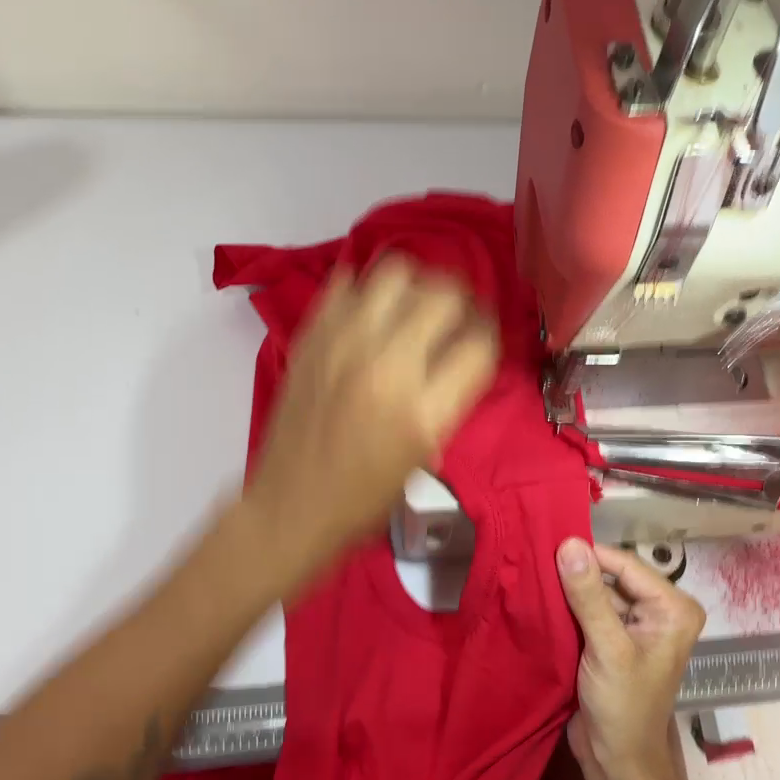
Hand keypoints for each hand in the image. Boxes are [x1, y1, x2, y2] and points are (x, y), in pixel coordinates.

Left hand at [247, 255, 498, 582]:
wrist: (291, 506)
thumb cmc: (363, 499)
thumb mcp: (422, 460)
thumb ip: (446, 405)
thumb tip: (457, 364)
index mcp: (422, 411)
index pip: (479, 345)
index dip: (489, 337)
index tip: (482, 341)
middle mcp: (387, 366)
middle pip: (443, 296)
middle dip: (461, 303)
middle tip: (454, 318)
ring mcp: (343, 344)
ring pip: (396, 274)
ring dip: (414, 286)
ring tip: (413, 306)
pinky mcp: (311, 337)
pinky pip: (346, 284)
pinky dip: (366, 291)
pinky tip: (370, 313)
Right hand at [556, 539, 706, 779]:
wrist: (617, 762)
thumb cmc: (623, 706)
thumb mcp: (606, 647)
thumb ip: (588, 596)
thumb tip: (569, 545)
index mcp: (674, 608)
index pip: (627, 566)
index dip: (589, 556)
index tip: (546, 544)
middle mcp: (661, 612)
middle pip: (613, 578)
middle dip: (578, 573)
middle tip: (535, 559)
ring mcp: (636, 628)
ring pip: (598, 595)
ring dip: (569, 592)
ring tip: (532, 578)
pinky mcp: (613, 643)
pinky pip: (590, 614)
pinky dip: (569, 610)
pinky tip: (542, 602)